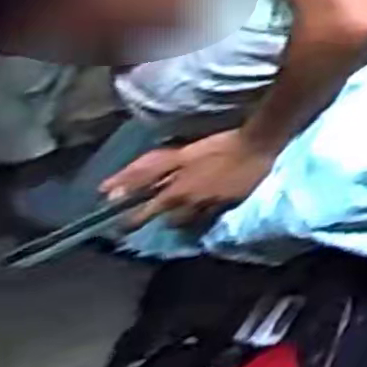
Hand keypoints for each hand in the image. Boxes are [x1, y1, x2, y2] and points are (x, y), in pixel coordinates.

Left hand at [100, 128, 278, 226]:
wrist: (261, 142)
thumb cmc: (218, 146)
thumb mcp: (179, 156)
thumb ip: (144, 173)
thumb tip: (105, 192)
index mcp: (174, 195)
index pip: (142, 217)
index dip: (130, 222)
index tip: (125, 224)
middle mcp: (192, 205)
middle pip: (172, 223)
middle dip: (168, 220)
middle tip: (171, 211)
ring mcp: (217, 204)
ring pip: (197, 221)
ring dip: (192, 218)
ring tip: (195, 209)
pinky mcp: (238, 200)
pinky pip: (220, 212)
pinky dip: (214, 210)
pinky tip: (218, 201)